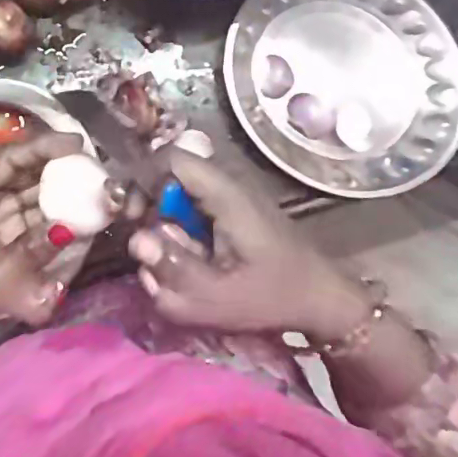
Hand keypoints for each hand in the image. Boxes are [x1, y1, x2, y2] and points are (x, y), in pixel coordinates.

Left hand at [0, 132, 83, 347]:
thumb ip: (29, 264)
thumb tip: (68, 249)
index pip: (10, 157)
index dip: (45, 147)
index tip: (78, 145)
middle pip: (30, 173)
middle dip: (65, 173)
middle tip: (99, 175)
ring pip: (39, 197)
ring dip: (67, 199)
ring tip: (98, 199)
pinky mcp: (7, 236)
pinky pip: (39, 223)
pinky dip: (60, 224)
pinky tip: (83, 227)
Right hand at [128, 149, 371, 338]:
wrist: (323, 298)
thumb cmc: (274, 297)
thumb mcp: (218, 296)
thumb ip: (173, 269)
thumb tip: (136, 242)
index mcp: (225, 192)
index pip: (169, 158)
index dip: (142, 181)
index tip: (134, 220)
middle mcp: (227, 183)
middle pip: (170, 177)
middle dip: (152, 212)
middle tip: (152, 252)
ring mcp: (232, 195)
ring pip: (181, 195)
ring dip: (168, 227)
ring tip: (178, 265)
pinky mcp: (234, 209)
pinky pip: (195, 209)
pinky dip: (185, 232)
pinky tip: (196, 263)